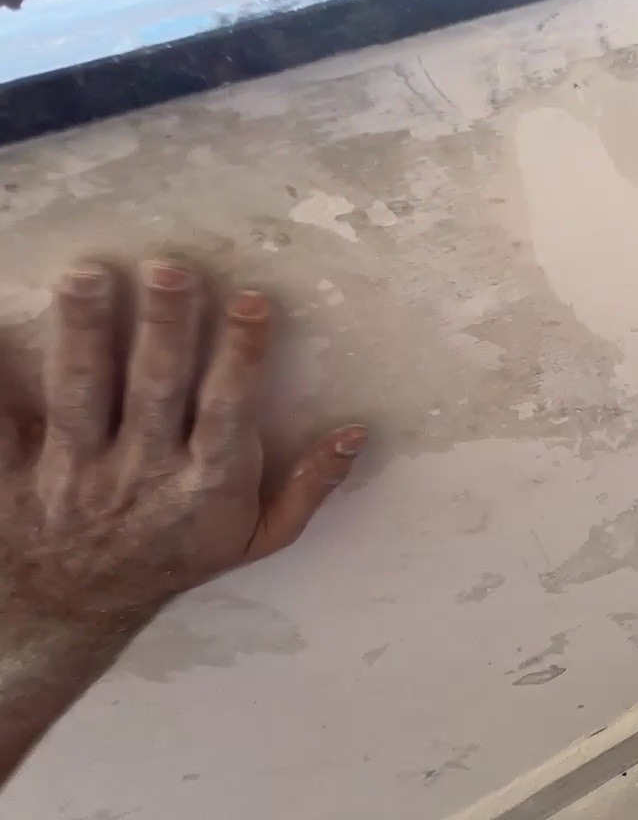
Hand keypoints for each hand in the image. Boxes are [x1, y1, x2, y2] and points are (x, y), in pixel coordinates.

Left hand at [0, 260, 365, 631]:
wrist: (67, 615)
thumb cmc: (181, 560)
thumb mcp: (264, 535)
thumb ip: (312, 483)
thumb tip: (358, 431)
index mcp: (207, 482)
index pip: (229, 407)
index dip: (243, 354)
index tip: (252, 301)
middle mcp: (141, 471)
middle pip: (155, 388)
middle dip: (165, 326)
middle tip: (169, 267)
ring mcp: (69, 474)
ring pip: (79, 394)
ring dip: (85, 334)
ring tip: (88, 276)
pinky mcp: (8, 480)